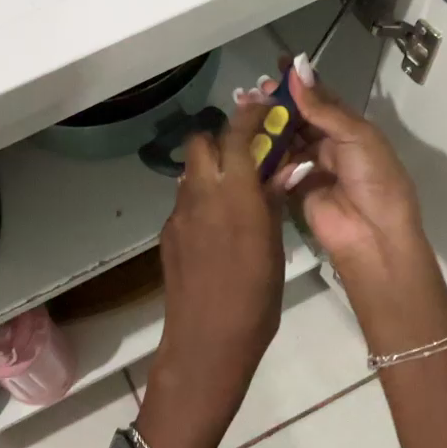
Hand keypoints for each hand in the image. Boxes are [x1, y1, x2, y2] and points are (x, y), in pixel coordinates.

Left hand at [138, 100, 282, 447]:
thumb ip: (270, 203)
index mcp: (233, 194)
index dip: (249, 115)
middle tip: (245, 156)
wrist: (206, 342)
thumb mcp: (274, 247)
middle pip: (200, 144)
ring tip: (234, 194)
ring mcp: (179, 214)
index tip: (262, 104)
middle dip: (220, 141)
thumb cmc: (254, 298)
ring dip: (210, 170)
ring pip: (189, 173)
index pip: (236, 136)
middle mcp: (199, 194)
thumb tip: (278, 171)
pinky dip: (201, 201)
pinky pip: (185, 202)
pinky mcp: (168, 235)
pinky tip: (218, 229)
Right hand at [255, 57, 446, 351]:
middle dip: (278, 102)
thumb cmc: (375, 180)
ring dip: (266, 123)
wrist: (372, 236)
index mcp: (351, 129)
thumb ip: (323, 107)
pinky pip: (275, 164)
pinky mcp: (292, 186)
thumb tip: (297, 71)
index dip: (301, 83)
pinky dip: (261, 150)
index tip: (278, 65)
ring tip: (244, 107)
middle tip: (255, 90)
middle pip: (298, 117)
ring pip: (284, 138)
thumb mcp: (356, 136)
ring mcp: (310, 166)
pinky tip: (245, 135)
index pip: (322, 99)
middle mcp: (330, 144)